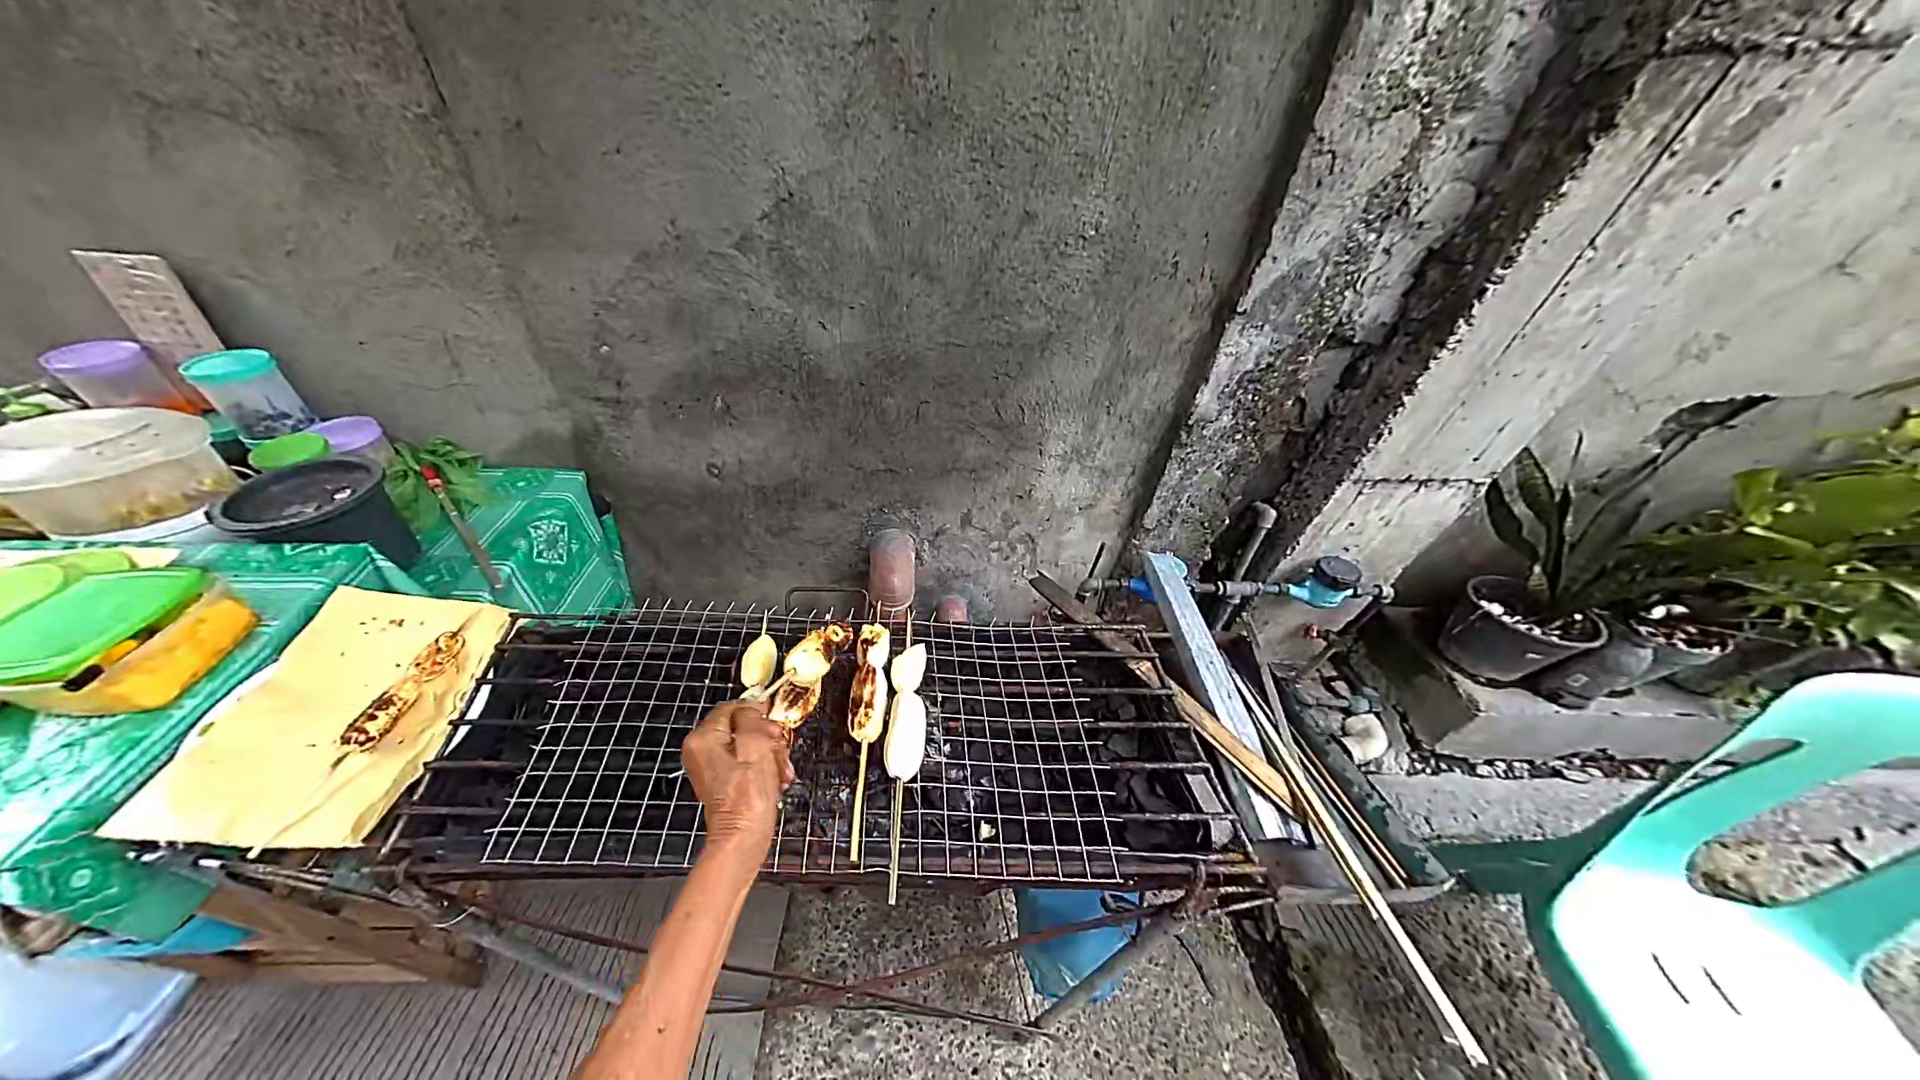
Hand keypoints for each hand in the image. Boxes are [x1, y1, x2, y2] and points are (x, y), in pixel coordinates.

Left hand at [681, 699, 794, 868]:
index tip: (776, 726)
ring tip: (780, 771)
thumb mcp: (756, 746)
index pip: (733, 707)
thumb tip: (752, 706)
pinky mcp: (723, 780)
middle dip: (766, 738)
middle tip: (780, 752)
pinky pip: (746, 761)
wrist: (743, 839)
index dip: (758, 713)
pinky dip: (763, 767)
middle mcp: (701, 749)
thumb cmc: (749, 796)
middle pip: (742, 726)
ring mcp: (711, 766)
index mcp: (703, 738)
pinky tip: (776, 779)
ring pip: (748, 744)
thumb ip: (752, 718)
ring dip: (770, 754)